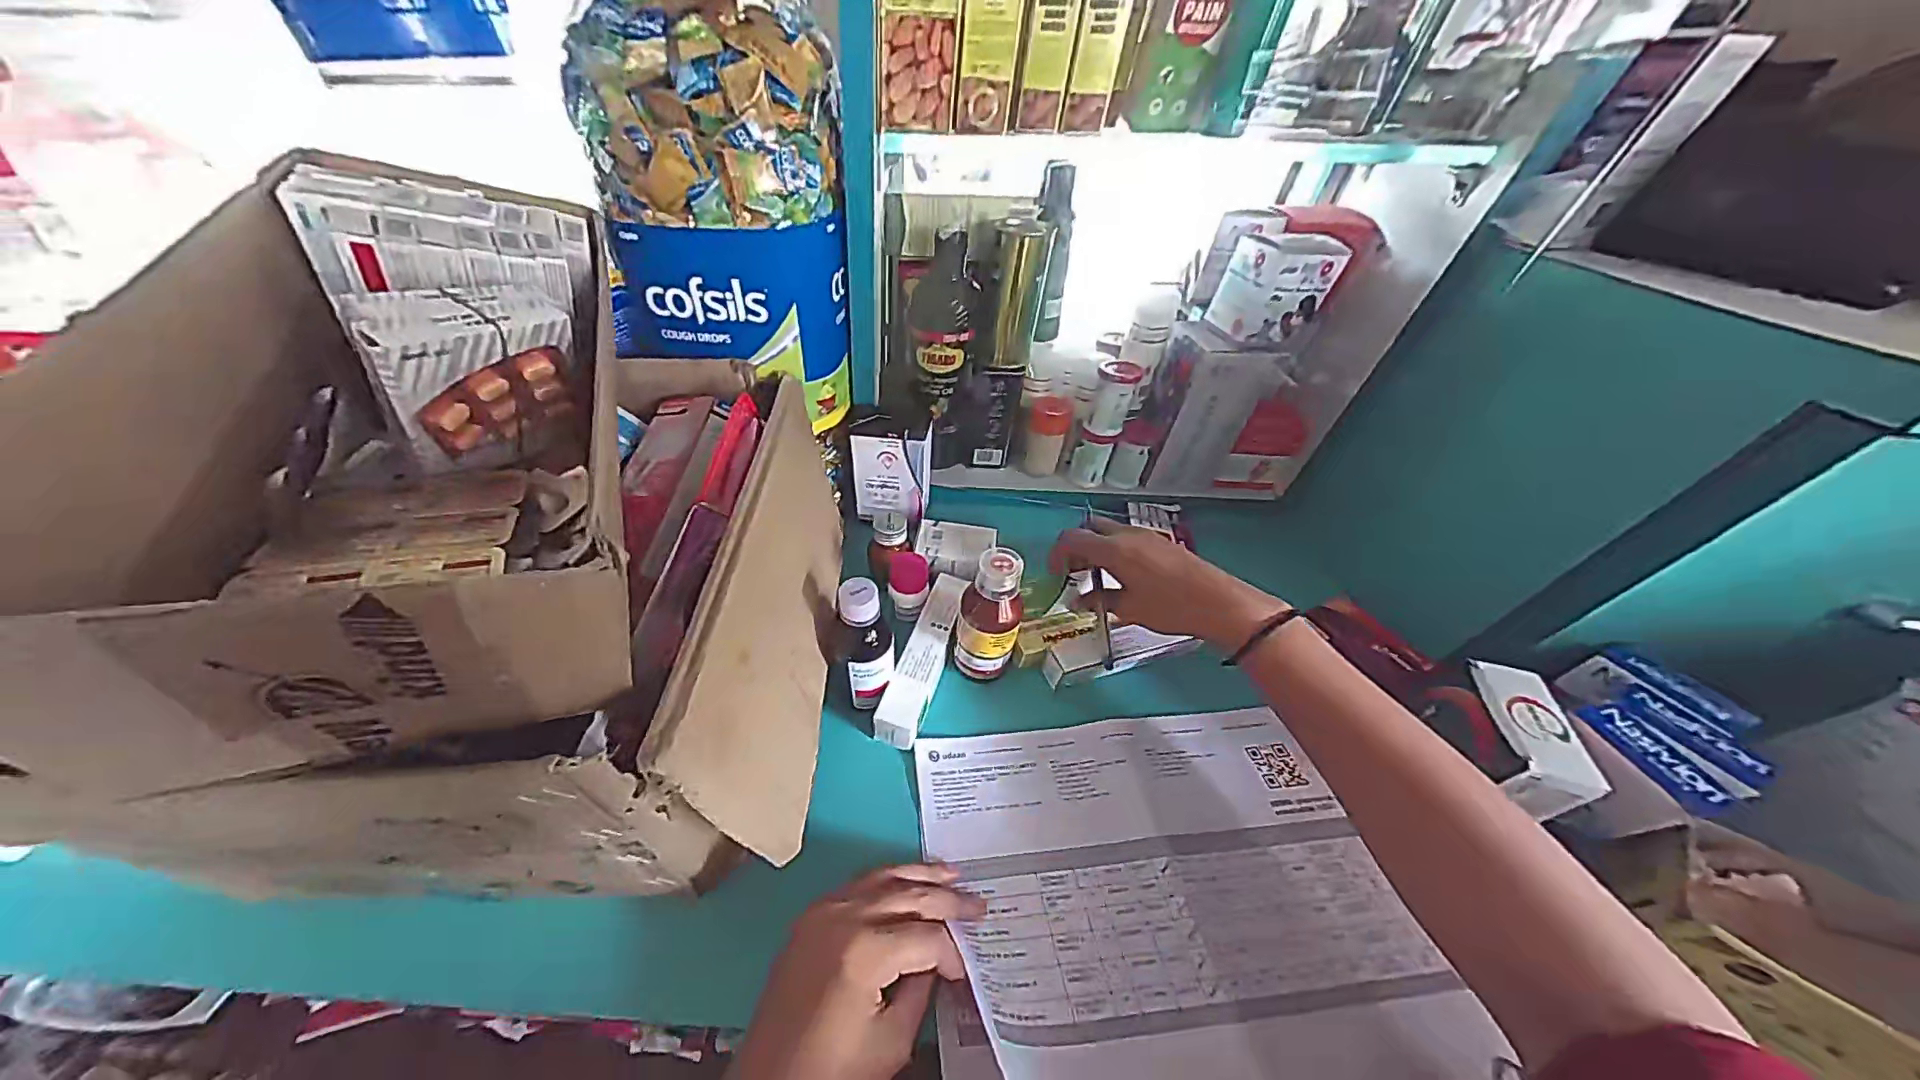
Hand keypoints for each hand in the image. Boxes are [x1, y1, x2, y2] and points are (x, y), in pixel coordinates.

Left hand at [731, 864, 985, 1079]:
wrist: (769, 1078)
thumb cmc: (833, 1068)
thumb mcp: (891, 1039)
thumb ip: (921, 989)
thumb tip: (937, 959)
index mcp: (865, 951)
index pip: (928, 937)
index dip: (953, 953)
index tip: (964, 972)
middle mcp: (845, 917)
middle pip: (909, 896)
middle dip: (949, 900)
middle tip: (979, 904)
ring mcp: (824, 910)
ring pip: (884, 877)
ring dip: (920, 875)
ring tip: (951, 874)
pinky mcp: (812, 915)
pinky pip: (858, 884)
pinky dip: (888, 878)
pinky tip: (906, 881)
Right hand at [1049, 517, 1289, 650]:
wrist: (1219, 603)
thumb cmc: (1171, 607)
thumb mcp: (1129, 609)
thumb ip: (1100, 600)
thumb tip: (1079, 600)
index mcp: (1114, 549)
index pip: (1072, 538)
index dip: (1057, 554)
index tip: (1056, 574)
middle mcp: (1128, 535)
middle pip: (1090, 528)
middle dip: (1076, 547)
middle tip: (1073, 572)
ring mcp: (1146, 536)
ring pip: (1109, 532)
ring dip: (1096, 549)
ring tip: (1095, 578)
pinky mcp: (1160, 543)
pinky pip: (1127, 539)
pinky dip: (1114, 551)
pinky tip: (1120, 577)